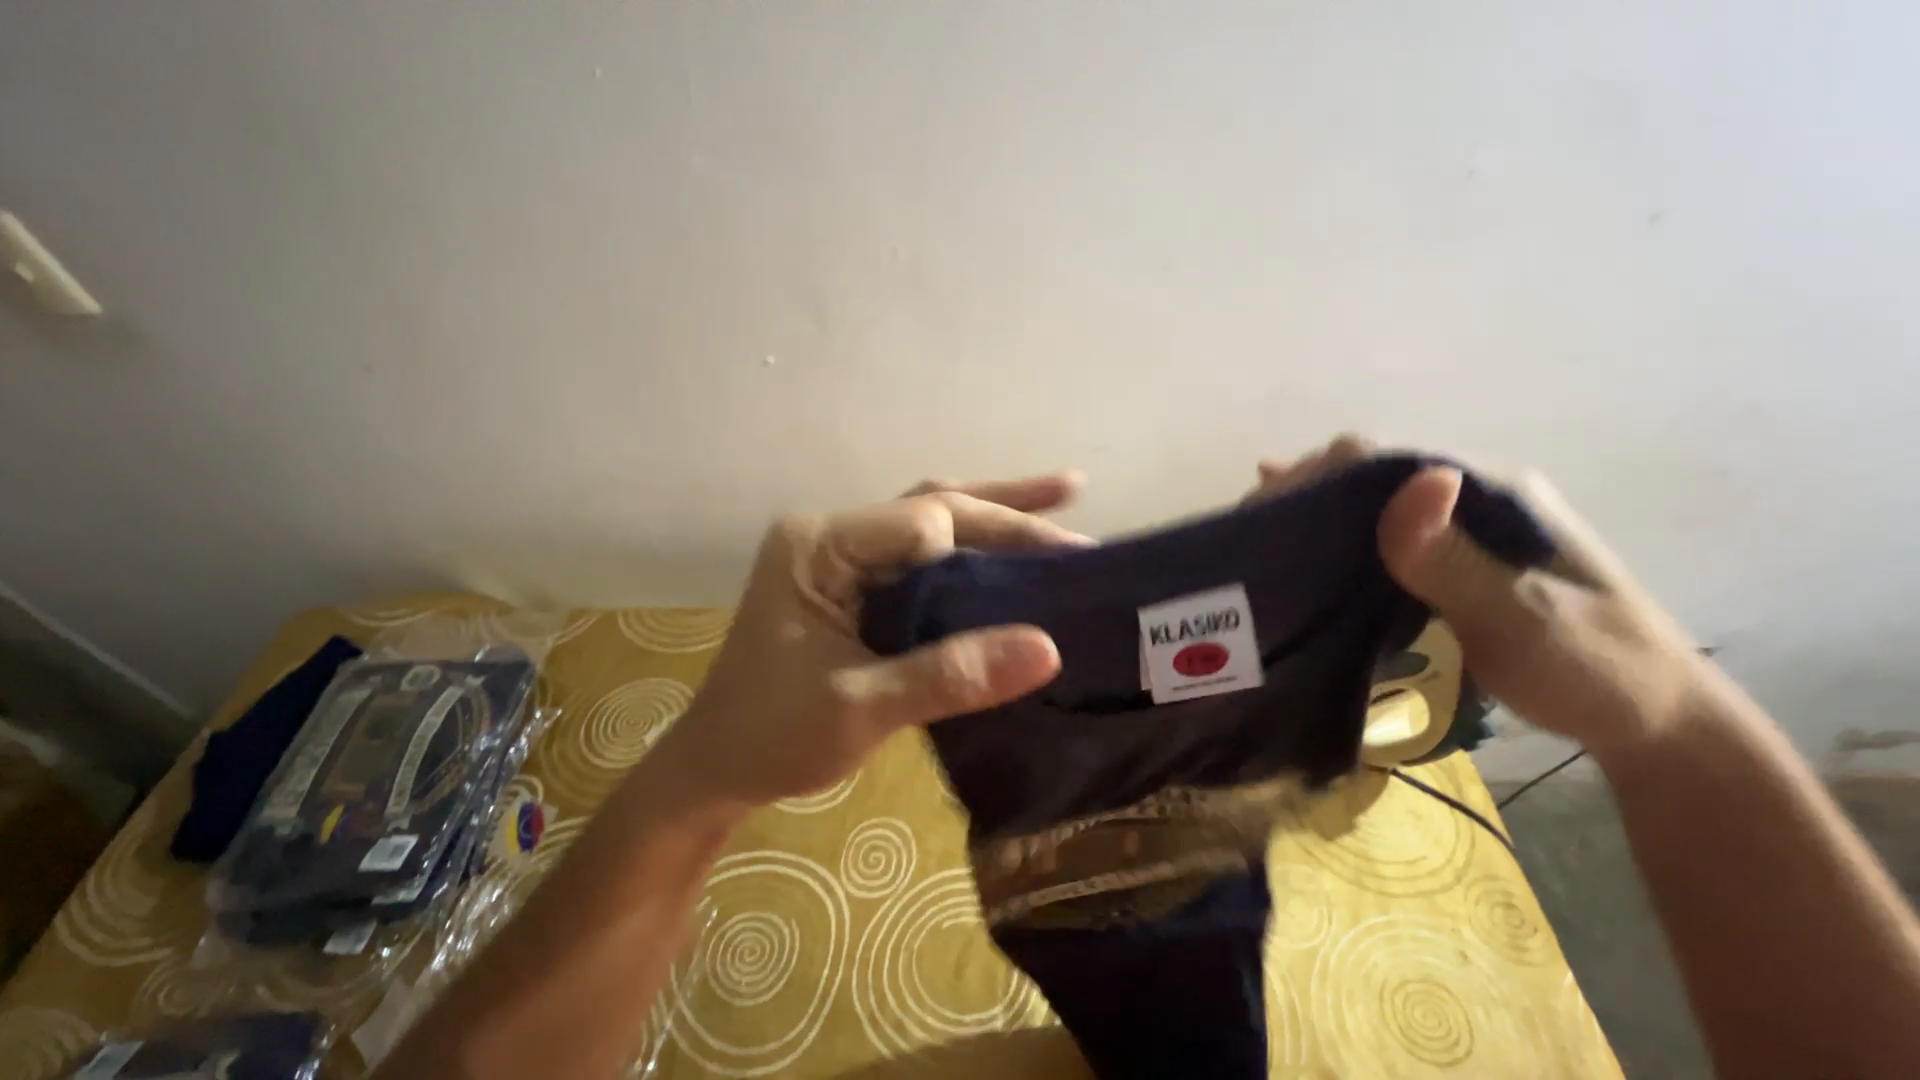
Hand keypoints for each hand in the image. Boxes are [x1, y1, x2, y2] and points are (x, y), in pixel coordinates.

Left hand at [652, 473, 1091, 811]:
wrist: (715, 769)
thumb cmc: (773, 736)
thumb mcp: (862, 708)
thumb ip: (950, 674)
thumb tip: (1049, 648)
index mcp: (819, 545)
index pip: (922, 523)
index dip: (991, 544)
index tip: (1056, 573)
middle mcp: (829, 535)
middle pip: (931, 507)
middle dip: (1006, 515)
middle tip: (1080, 522)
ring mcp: (837, 556)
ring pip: (928, 520)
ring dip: (993, 512)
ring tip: (1065, 493)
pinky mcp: (849, 584)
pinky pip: (918, 557)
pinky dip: (968, 551)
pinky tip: (1008, 549)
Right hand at [1249, 434, 1718, 762]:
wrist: (1656, 722)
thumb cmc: (1595, 669)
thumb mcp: (1523, 619)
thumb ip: (1457, 560)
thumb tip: (1410, 485)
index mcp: (1493, 493)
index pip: (1383, 459)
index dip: (1315, 477)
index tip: (1262, 515)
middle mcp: (1475, 498)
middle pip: (1371, 477)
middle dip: (1304, 495)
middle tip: (1247, 536)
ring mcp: (1469, 532)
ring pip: (1374, 508)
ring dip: (1315, 516)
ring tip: (1256, 541)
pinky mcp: (1460, 566)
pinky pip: (1387, 540)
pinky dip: (1339, 537)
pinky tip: (1299, 540)